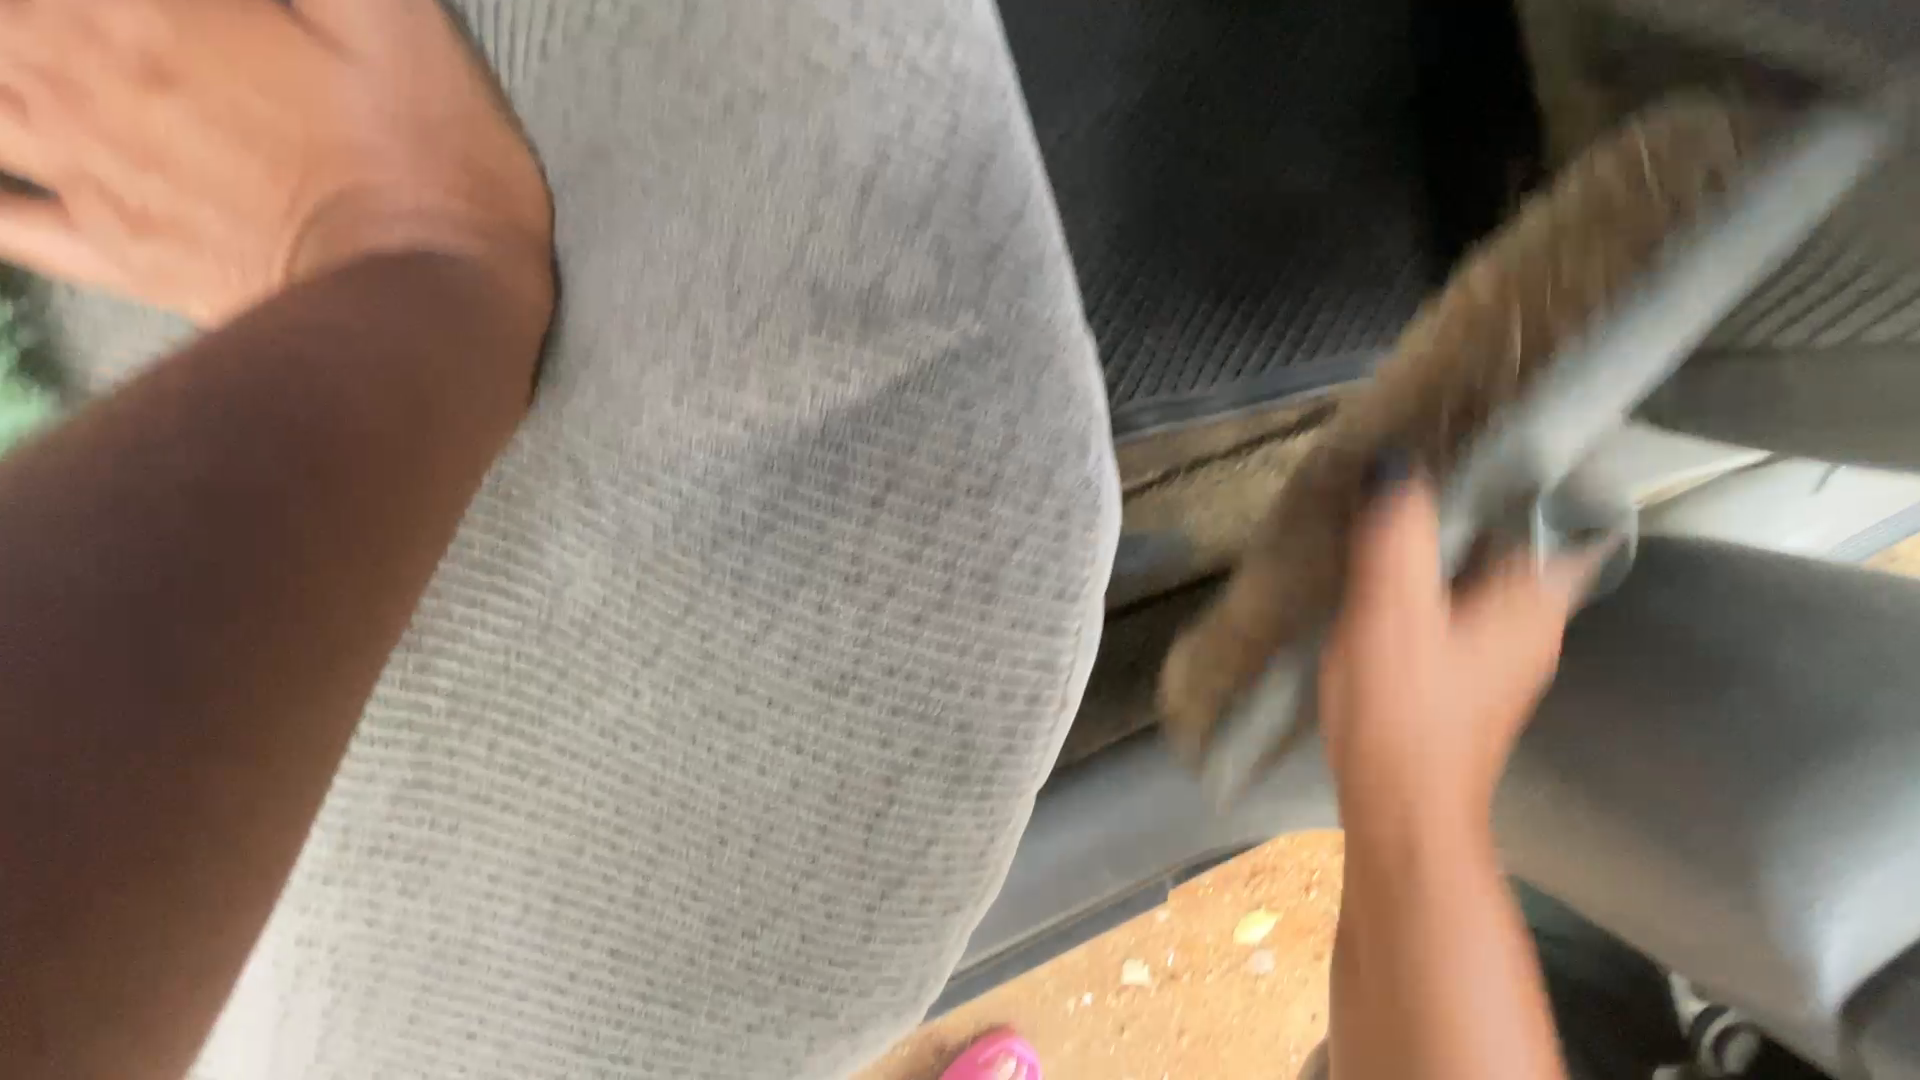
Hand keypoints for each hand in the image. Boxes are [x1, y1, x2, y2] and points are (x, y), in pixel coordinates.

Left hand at [0, 0, 551, 326]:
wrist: (435, 304)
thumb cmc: (433, 161)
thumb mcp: (397, 22)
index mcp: (137, 9)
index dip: (118, 10)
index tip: (202, 27)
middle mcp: (69, 72)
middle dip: (29, 22)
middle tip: (97, 37)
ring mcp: (83, 171)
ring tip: (33, 67)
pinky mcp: (118, 253)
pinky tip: (6, 166)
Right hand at [1318, 472, 1600, 830]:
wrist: (1401, 806)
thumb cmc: (1403, 707)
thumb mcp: (1390, 610)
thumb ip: (1396, 533)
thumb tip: (1397, 461)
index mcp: (1533, 597)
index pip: (1554, 512)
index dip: (1519, 471)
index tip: (1466, 438)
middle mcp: (1534, 621)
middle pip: (1511, 541)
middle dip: (1467, 504)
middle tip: (1408, 472)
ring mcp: (1504, 654)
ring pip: (1480, 575)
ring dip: (1443, 545)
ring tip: (1387, 517)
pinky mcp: (1469, 677)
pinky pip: (1458, 607)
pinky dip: (1430, 584)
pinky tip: (1383, 583)